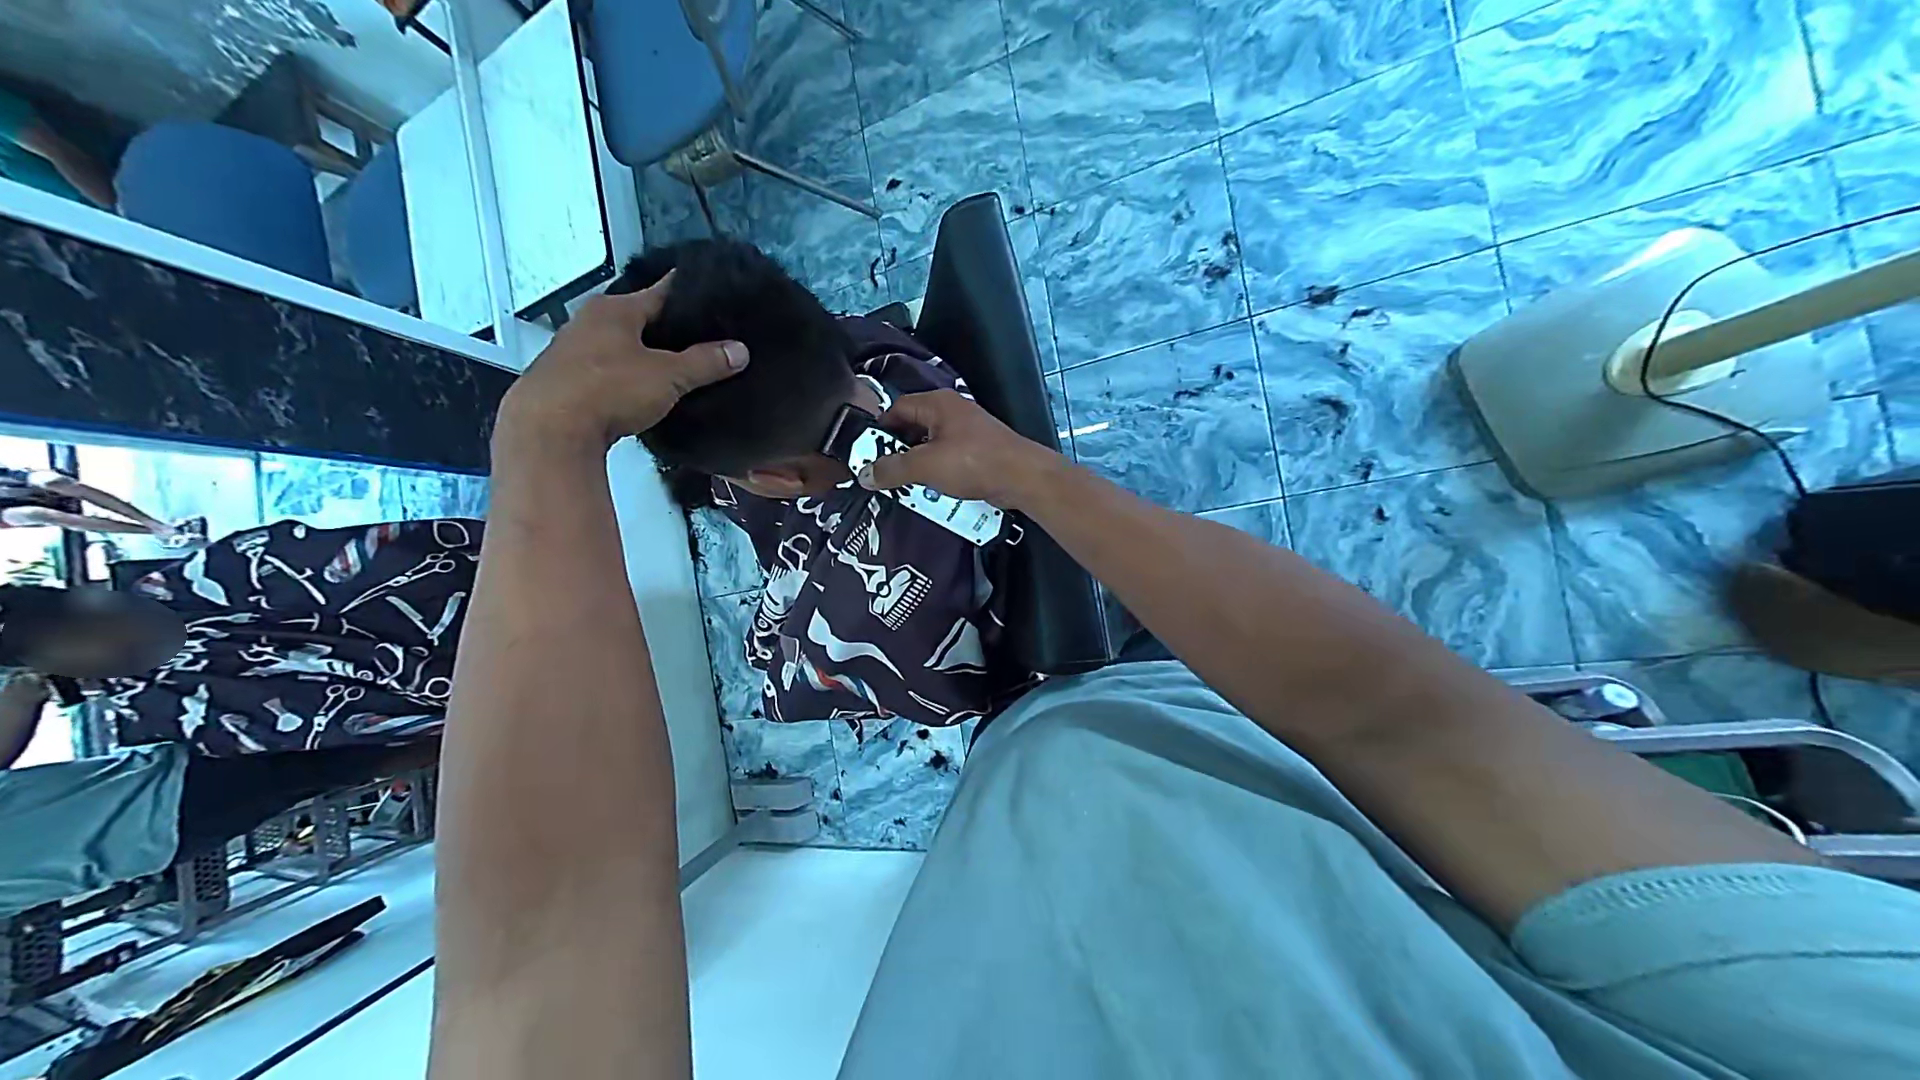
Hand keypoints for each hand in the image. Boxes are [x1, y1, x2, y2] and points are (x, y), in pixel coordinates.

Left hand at [497, 273, 748, 449]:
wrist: (549, 430)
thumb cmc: (609, 389)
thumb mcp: (668, 376)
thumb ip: (705, 362)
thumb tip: (739, 350)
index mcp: (615, 309)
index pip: (661, 291)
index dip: (690, 295)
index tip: (713, 298)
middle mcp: (589, 321)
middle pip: (640, 319)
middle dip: (669, 330)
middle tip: (704, 340)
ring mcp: (573, 351)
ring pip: (622, 346)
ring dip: (646, 356)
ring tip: (680, 368)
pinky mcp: (566, 381)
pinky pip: (608, 371)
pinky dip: (628, 377)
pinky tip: (645, 392)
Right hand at [856, 389, 1065, 510]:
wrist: (1022, 477)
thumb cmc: (972, 463)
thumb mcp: (925, 466)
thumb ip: (892, 469)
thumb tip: (864, 475)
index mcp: (938, 404)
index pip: (897, 408)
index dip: (880, 429)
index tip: (867, 452)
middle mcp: (952, 411)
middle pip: (913, 426)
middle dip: (897, 449)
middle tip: (882, 472)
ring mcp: (967, 431)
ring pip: (930, 444)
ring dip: (916, 463)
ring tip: (902, 484)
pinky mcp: (978, 450)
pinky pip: (948, 457)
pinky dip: (936, 470)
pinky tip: (929, 489)